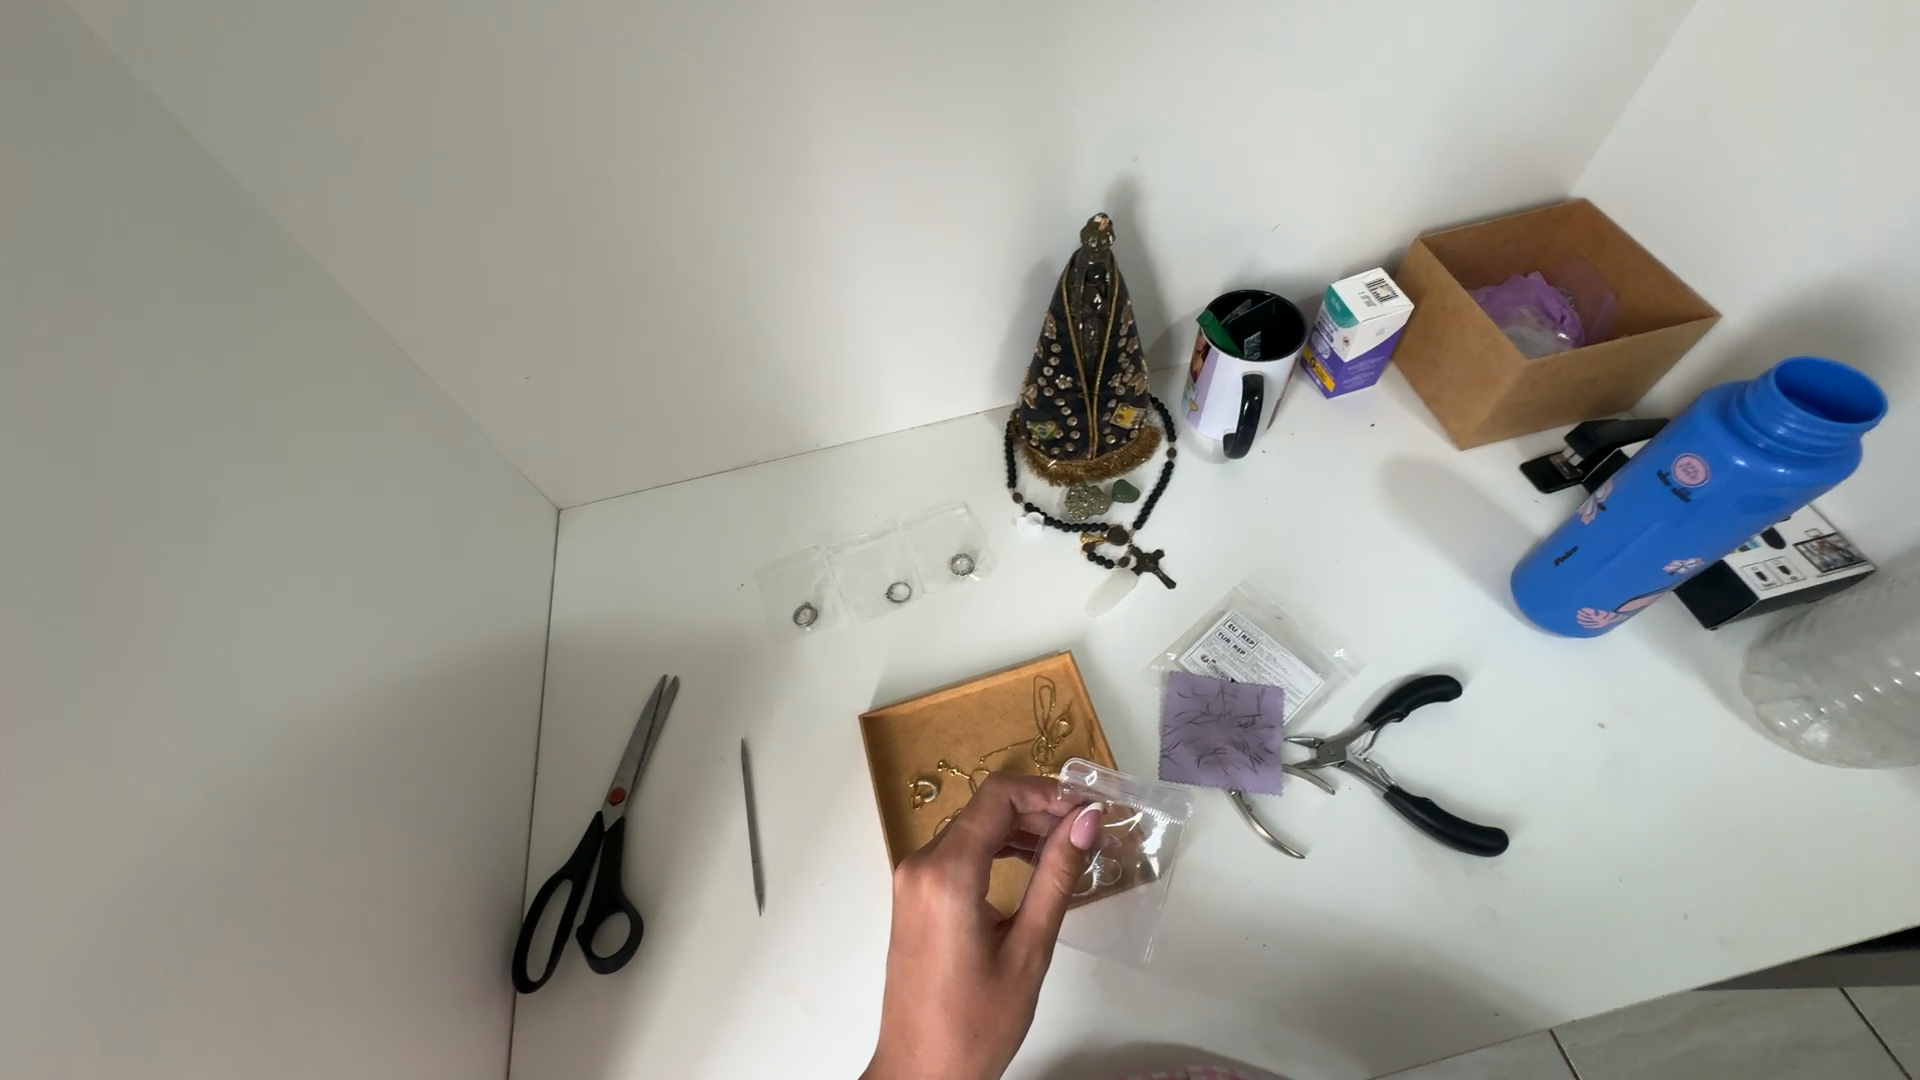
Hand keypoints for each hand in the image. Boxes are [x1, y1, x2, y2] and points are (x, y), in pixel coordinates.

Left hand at [862, 772, 1104, 1079]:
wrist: (919, 1074)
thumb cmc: (977, 1024)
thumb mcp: (1028, 950)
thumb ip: (1056, 876)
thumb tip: (1086, 821)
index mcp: (947, 873)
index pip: (998, 797)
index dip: (1046, 793)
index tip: (1086, 810)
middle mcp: (922, 862)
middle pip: (986, 809)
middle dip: (1039, 811)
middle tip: (1088, 831)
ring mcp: (913, 876)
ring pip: (973, 826)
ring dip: (1020, 828)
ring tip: (1068, 847)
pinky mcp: (914, 891)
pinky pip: (958, 850)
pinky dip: (996, 847)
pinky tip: (1031, 862)